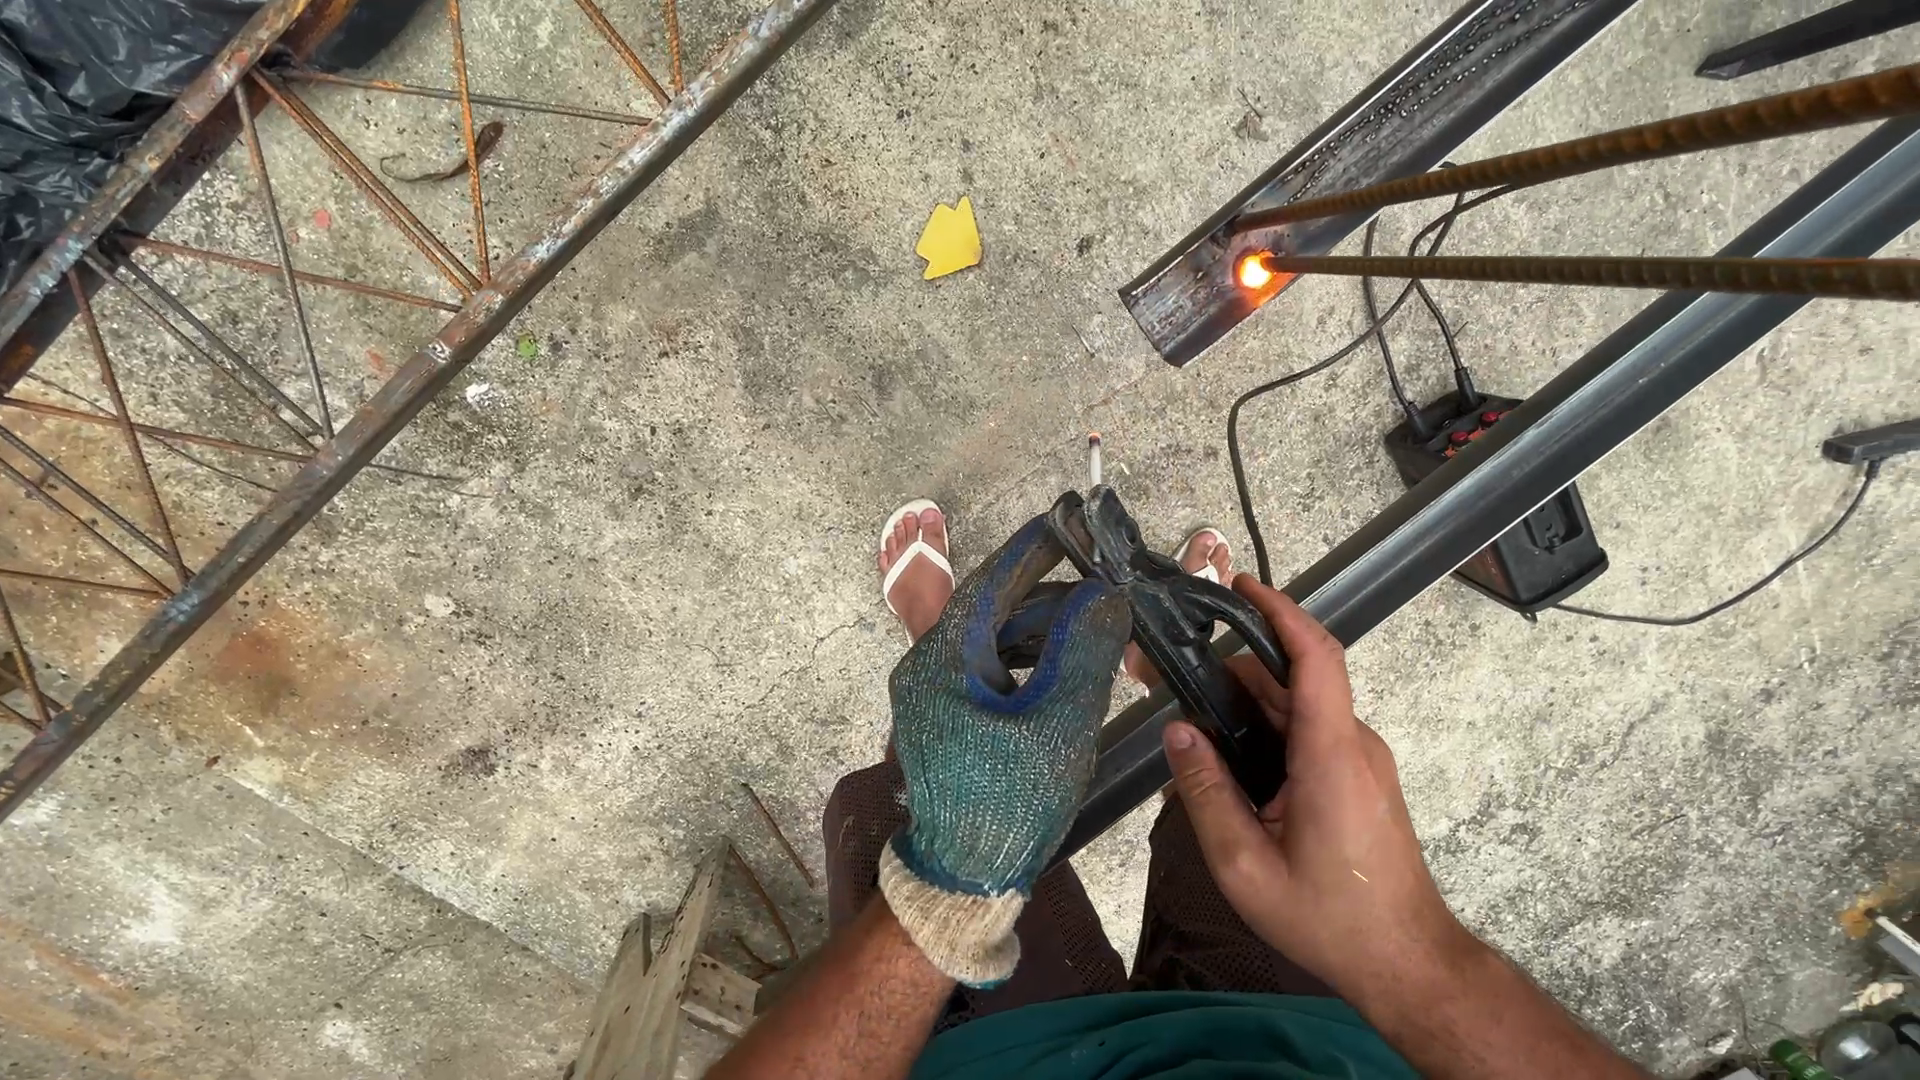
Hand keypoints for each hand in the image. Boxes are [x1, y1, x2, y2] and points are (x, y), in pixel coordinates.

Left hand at [882, 514, 1130, 986]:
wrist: (962, 877)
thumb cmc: (1009, 800)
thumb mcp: (1057, 721)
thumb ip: (1084, 650)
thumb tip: (1106, 594)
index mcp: (944, 655)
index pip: (993, 580)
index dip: (1034, 547)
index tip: (1070, 517)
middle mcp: (930, 663)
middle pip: (996, 608)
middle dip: (1051, 593)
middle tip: (1102, 579)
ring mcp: (937, 690)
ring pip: (998, 639)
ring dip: (1046, 629)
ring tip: (1098, 623)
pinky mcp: (950, 713)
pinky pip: (994, 669)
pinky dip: (1033, 660)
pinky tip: (1069, 663)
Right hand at [1161, 575, 1475, 1004]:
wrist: (1408, 964)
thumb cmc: (1329, 918)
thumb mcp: (1245, 865)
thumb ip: (1206, 793)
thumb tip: (1177, 732)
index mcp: (1330, 753)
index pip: (1314, 657)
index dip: (1280, 611)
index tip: (1240, 586)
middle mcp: (1351, 743)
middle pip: (1289, 680)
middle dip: (1227, 667)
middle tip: (1165, 677)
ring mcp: (1359, 759)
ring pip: (1293, 708)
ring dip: (1241, 705)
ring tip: (1186, 725)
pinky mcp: (1357, 777)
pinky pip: (1304, 734)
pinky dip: (1262, 730)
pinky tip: (1226, 762)